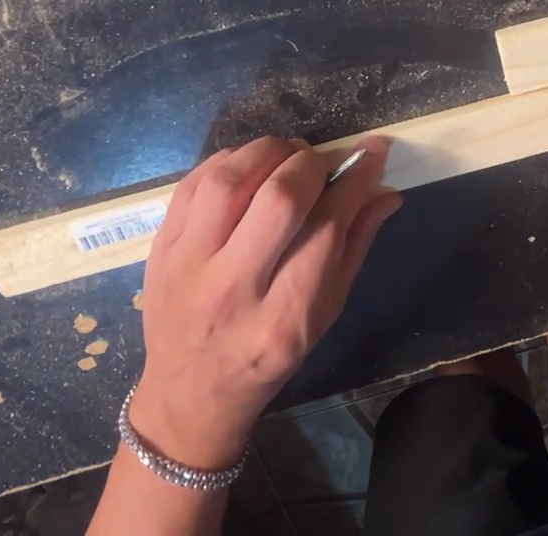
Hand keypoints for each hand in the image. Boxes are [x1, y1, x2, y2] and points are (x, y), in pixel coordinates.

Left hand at [128, 136, 399, 472]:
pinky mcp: (161, 246)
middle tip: (326, 160)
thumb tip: (385, 190)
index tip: (372, 152)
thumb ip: (355, 247)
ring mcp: (187, 265)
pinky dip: (229, 160)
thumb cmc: (268, 359)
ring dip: (269, 152)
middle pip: (278, 199)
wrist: (188, 394)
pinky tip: (251, 166)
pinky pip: (193, 182)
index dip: (355, 181)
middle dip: (313, 164)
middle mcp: (232, 288)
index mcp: (283, 318)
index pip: (327, 229)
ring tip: (289, 156)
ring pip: (230, 181)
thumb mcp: (324, 316)